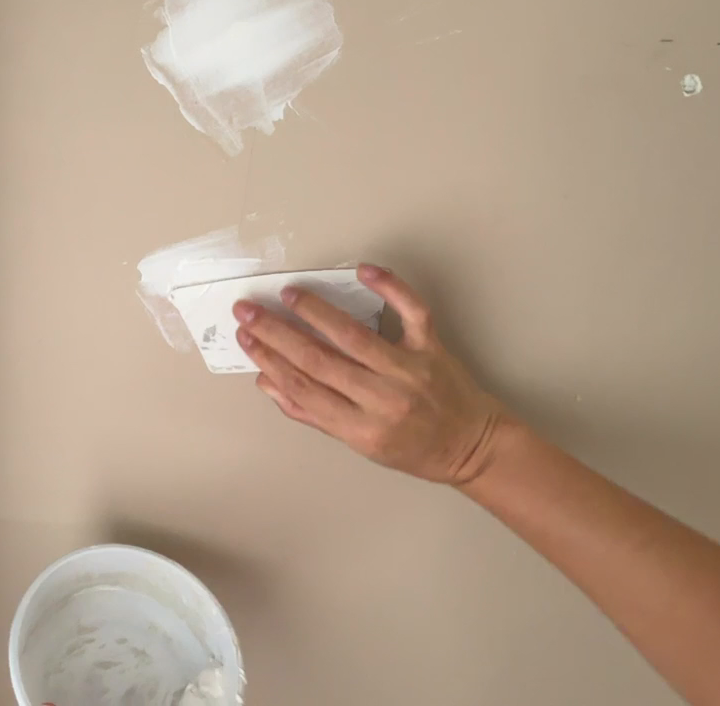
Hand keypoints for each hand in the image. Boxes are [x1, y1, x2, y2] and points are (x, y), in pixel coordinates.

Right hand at [233, 264, 507, 484]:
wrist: (474, 447)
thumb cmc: (413, 448)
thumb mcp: (359, 444)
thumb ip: (313, 413)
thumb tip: (268, 382)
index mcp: (361, 427)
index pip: (303, 388)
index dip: (269, 360)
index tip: (244, 337)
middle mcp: (383, 399)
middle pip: (319, 360)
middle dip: (277, 333)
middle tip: (248, 310)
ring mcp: (409, 370)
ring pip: (354, 336)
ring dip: (317, 312)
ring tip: (288, 294)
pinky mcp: (432, 348)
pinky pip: (411, 313)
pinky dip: (390, 288)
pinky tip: (364, 270)